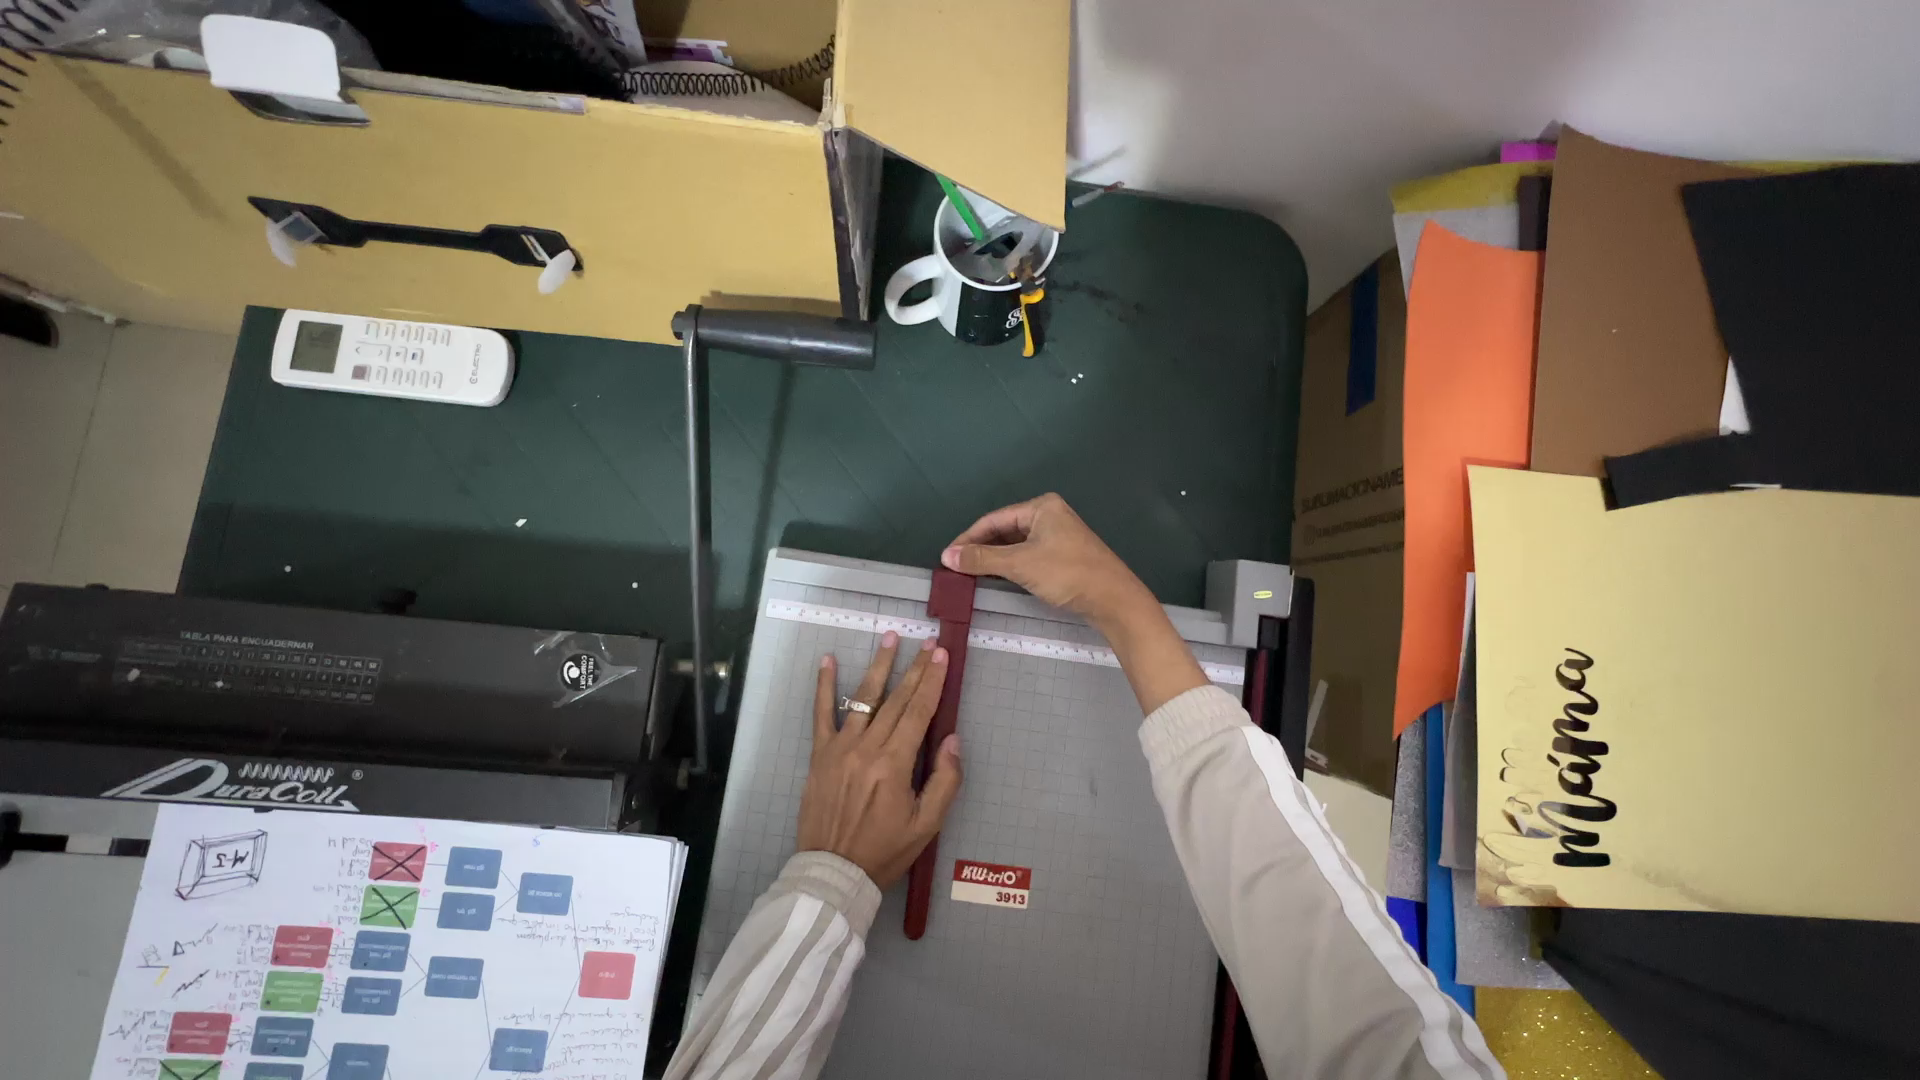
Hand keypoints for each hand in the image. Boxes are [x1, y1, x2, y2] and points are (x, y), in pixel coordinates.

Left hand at [797, 633, 963, 887]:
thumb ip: (945, 780)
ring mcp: (840, 748)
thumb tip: (952, 739)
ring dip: (879, 665)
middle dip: (914, 668)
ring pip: (863, 698)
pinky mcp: (820, 754)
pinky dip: (824, 686)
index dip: (932, 681)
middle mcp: (867, 748)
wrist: (833, 872)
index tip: (942, 656)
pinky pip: (821, 714)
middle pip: (896, 699)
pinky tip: (828, 660)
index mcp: (895, 764)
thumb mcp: (927, 824)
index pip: (919, 712)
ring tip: (890, 637)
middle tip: (927, 642)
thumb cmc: (885, 850)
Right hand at [942, 494, 1208, 713]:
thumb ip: (982, 559)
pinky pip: (1028, 556)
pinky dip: (1010, 566)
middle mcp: (1049, 516)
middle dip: (981, 549)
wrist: (1114, 599)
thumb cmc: (1067, 573)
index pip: (993, 519)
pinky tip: (998, 578)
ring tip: (971, 575)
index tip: (948, 558)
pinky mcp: (1064, 556)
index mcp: (1041, 507)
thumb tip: (947, 556)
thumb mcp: (1020, 564)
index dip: (968, 539)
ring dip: (994, 559)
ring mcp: (1058, 536)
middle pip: (1004, 530)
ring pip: (1016, 545)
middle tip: (957, 569)